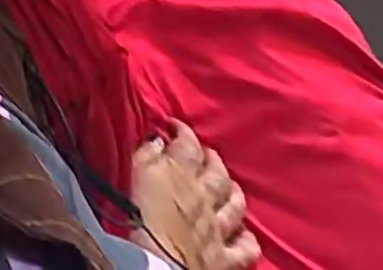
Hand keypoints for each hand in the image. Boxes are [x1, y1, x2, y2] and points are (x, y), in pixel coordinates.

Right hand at [130, 122, 261, 269]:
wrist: (160, 258)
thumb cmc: (140, 209)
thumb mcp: (135, 171)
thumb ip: (147, 152)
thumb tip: (158, 138)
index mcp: (182, 172)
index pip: (189, 143)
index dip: (184, 130)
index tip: (173, 124)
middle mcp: (206, 196)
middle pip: (218, 172)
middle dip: (212, 158)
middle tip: (204, 152)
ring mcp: (221, 227)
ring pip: (236, 205)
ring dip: (235, 192)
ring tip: (230, 185)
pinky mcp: (227, 256)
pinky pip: (246, 247)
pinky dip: (247, 238)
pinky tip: (245, 234)